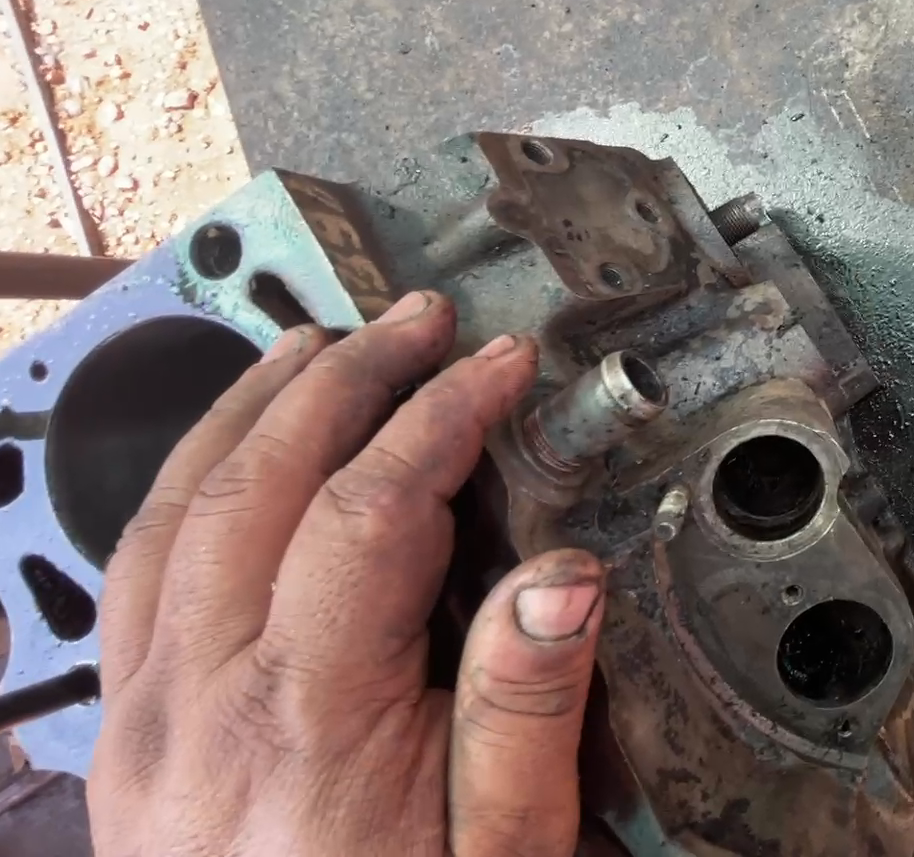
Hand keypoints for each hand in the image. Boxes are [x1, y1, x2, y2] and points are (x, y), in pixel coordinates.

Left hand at [89, 290, 605, 856]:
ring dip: (256, 406)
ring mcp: (148, 711)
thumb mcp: (508, 839)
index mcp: (308, 714)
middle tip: (417, 319)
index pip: (368, 509)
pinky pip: (139, 565)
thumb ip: (528, 708)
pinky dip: (188, 476)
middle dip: (350, 378)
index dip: (441, 414)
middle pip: (260, 485)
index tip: (503, 361)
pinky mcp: (138, 725)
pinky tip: (233, 447)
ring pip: (176, 511)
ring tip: (318, 342)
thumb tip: (565, 575)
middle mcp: (205, 696)